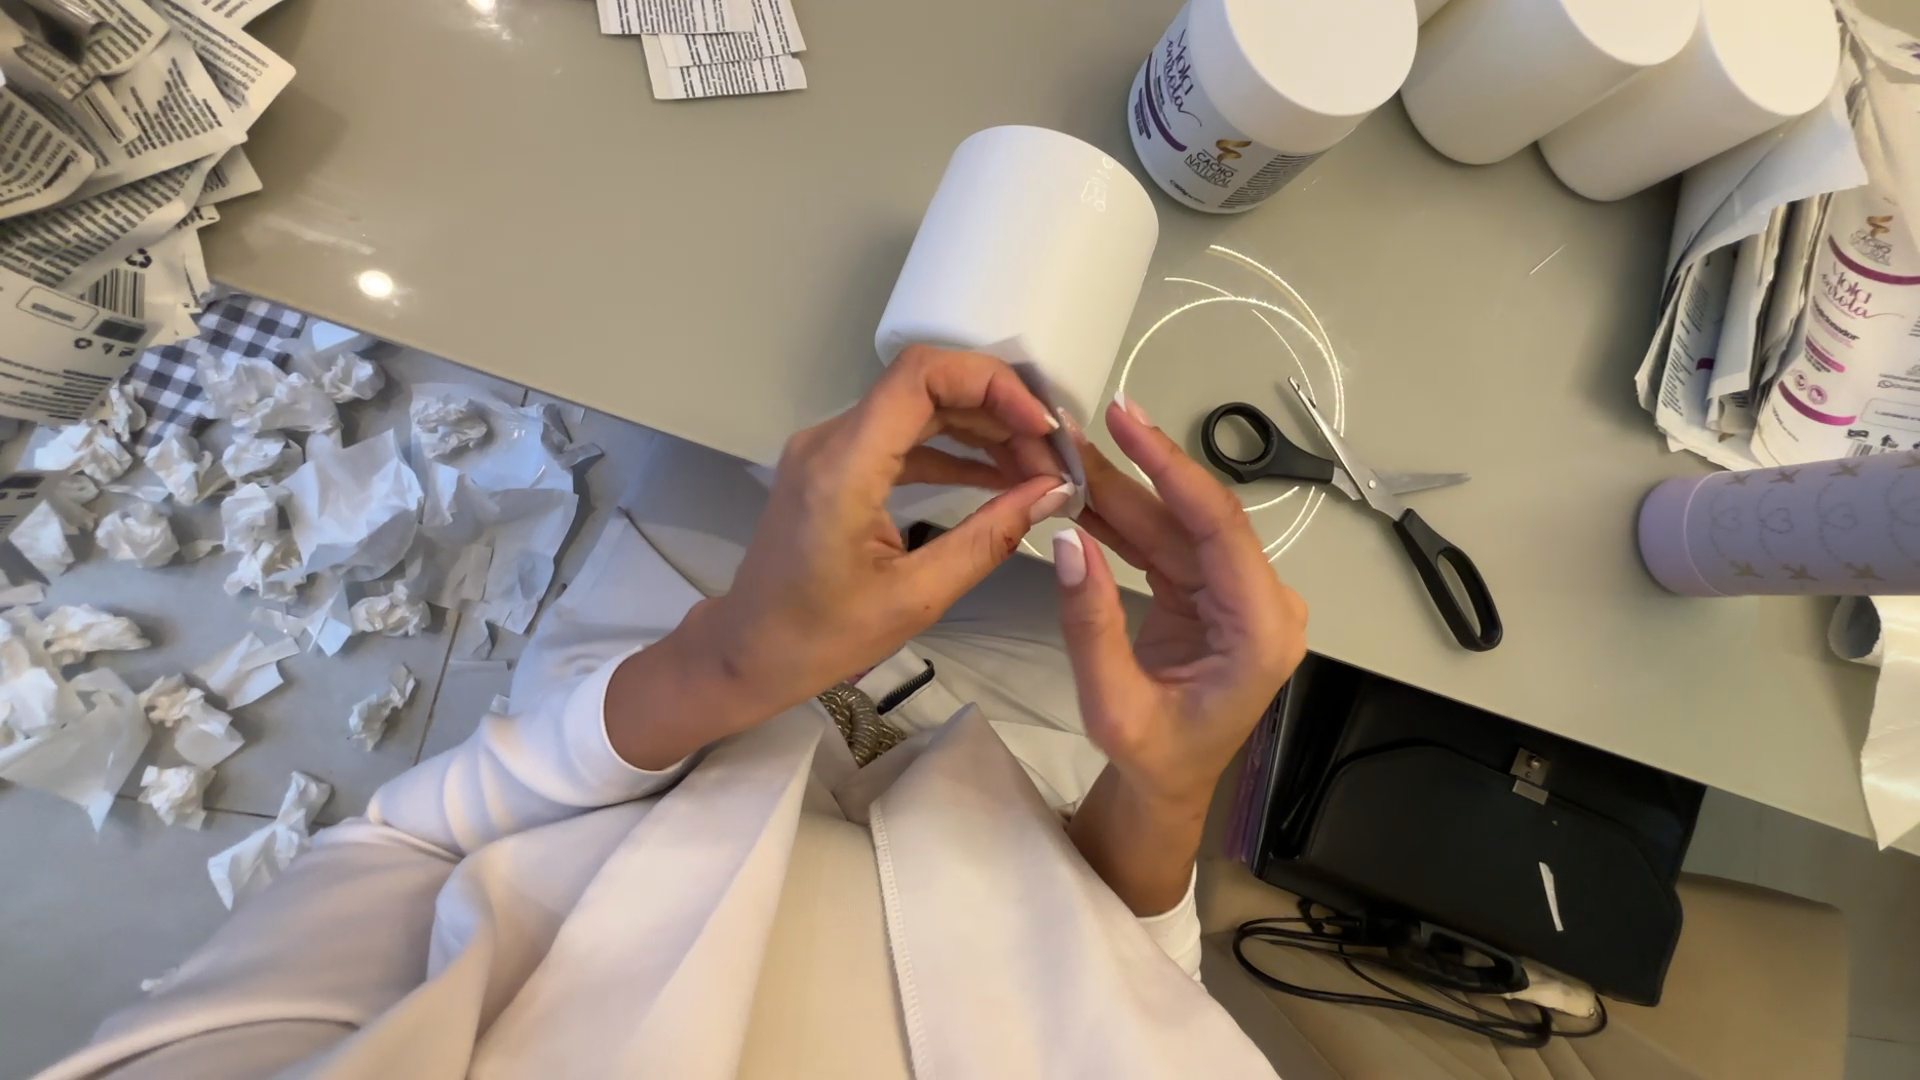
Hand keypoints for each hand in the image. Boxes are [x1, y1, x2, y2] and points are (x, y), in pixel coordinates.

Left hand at [607, 346, 1074, 768]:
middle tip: (1053, 456)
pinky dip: (954, 450)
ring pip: (921, 407)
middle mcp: (831, 439)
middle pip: (927, 383)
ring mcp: (831, 448)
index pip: (920, 376)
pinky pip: (905, 437)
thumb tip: (1053, 492)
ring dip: (982, 429)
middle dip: (999, 410)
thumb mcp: (916, 597)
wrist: (750, 651)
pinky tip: (998, 476)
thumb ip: (988, 537)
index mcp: (842, 466)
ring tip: (1037, 466)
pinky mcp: (838, 465)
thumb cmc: (821, 637)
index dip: (992, 385)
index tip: (1041, 427)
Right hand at [1059, 395, 1306, 912]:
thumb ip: (1092, 622)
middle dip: (1130, 474)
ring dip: (1119, 492)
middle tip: (1071, 434)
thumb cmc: (1152, 759)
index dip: (1172, 468)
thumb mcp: (1111, 703)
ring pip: (1173, 526)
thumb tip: (1066, 540)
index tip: (1126, 422)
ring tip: (1065, 457)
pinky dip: (1121, 521)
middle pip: (1192, 519)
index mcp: (1259, 631)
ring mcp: (1233, 595)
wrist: (1166, 786)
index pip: (1220, 528)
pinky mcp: (1206, 594)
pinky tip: (1083, 496)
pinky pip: (1163, 546)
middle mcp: (1259, 602)